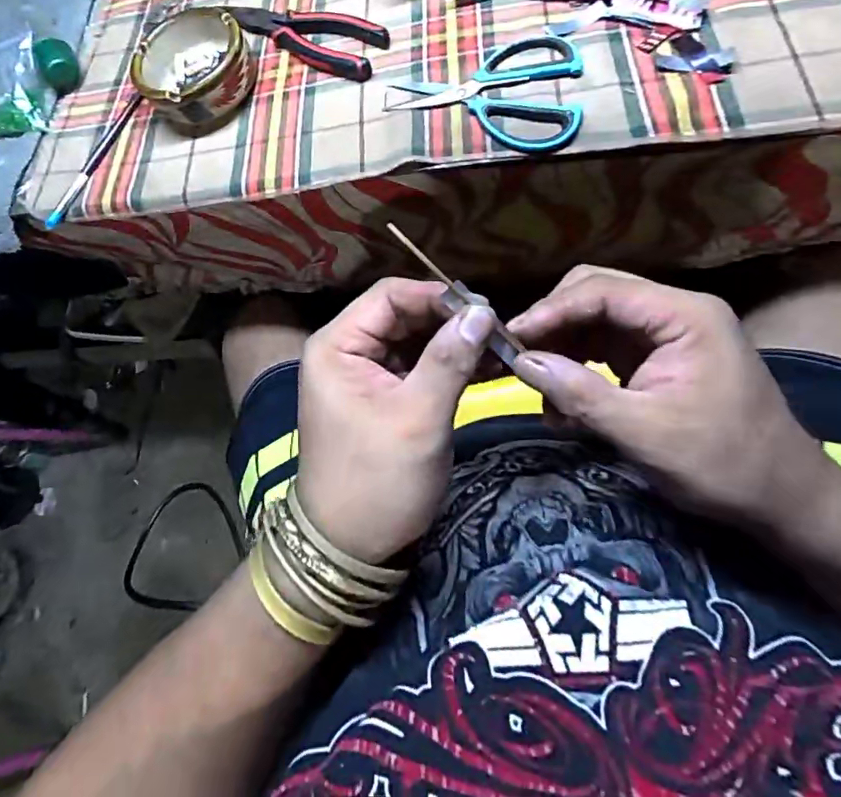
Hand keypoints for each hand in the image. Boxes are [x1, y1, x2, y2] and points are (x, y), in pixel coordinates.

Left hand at [296, 278, 494, 562]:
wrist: (349, 545)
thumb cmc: (378, 480)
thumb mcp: (418, 417)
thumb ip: (448, 359)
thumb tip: (482, 310)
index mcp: (337, 345)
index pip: (388, 296)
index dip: (437, 296)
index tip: (487, 308)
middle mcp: (344, 351)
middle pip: (401, 315)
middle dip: (449, 320)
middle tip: (502, 330)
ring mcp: (361, 374)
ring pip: (412, 340)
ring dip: (453, 342)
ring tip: (503, 347)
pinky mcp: (379, 396)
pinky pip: (415, 367)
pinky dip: (447, 366)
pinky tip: (487, 367)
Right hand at [506, 267, 832, 531]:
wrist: (785, 503)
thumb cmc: (723, 465)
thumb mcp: (644, 433)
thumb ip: (579, 393)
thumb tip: (520, 362)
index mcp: (683, 316)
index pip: (600, 290)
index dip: (549, 310)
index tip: (509, 338)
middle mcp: (674, 312)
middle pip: (593, 293)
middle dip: (552, 324)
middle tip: (516, 355)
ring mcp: (665, 334)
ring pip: (592, 319)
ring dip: (560, 348)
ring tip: (536, 388)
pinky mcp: (656, 357)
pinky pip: (601, 348)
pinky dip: (576, 369)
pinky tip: (560, 404)